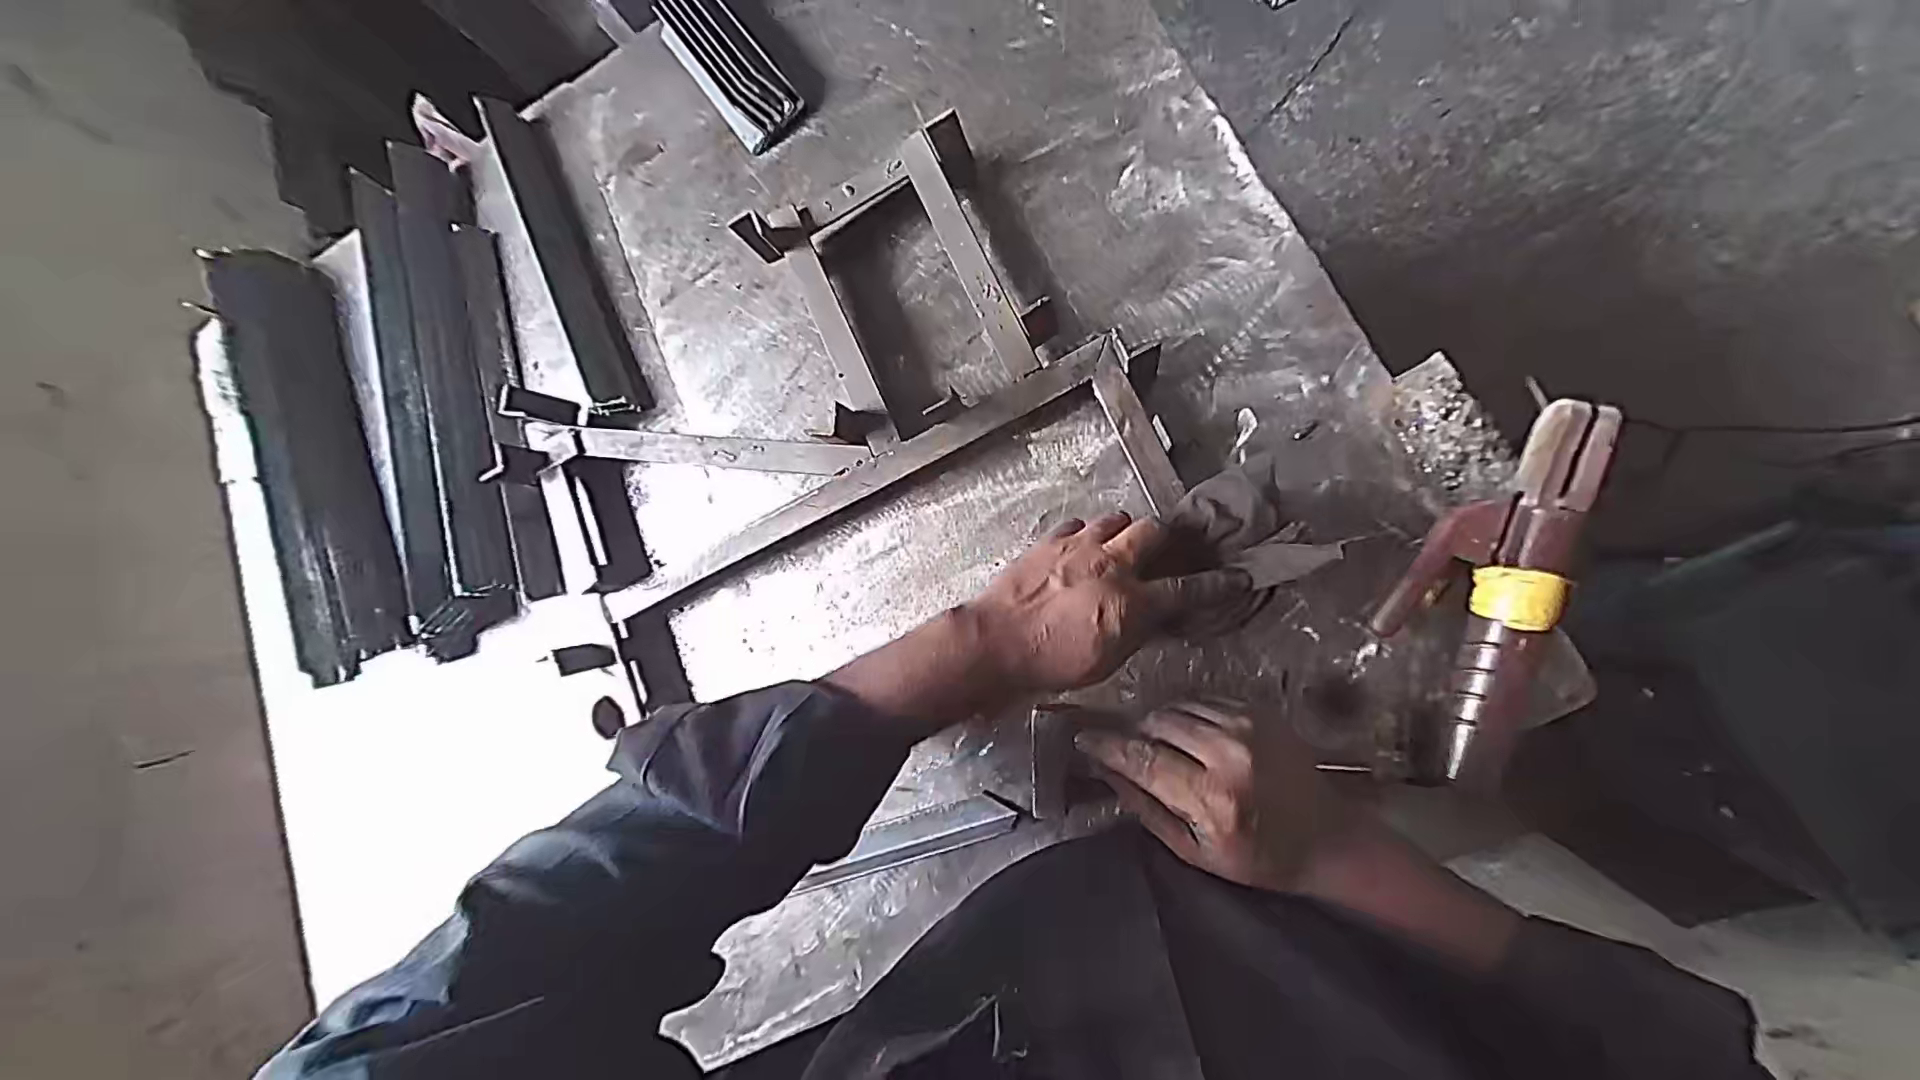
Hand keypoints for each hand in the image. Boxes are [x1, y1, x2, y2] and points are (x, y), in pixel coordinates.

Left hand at [963, 512, 1250, 693]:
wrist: (996, 643)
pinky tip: (1079, 548)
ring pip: (1115, 518)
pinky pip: (1077, 524)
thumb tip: (1151, 618)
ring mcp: (1077, 546)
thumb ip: (1135, 632)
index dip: (1216, 584)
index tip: (1235, 578)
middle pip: (1153, 530)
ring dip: (1123, 530)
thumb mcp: (1106, 661)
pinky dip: (1084, 533)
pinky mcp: (1048, 541)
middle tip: (1162, 549)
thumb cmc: (1051, 664)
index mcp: (1130, 601)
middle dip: (1164, 538)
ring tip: (1118, 544)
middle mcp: (1109, 564)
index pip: (1187, 589)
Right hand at [1074, 700, 1358, 892]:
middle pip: (1155, 723)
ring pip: (1176, 706)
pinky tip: (1190, 734)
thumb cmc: (1257, 856)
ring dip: (1159, 722)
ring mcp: (1247, 727)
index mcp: (1212, 798)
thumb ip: (1144, 807)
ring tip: (1163, 743)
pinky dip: (1185, 714)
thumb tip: (1105, 769)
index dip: (1106, 746)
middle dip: (1134, 734)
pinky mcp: (1258, 711)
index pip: (1141, 758)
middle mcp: (1229, 755)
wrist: (1328, 838)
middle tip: (1130, 749)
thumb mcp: (1193, 850)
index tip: (1083, 739)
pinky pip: (1201, 699)